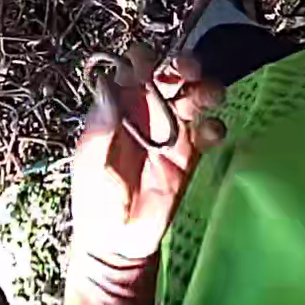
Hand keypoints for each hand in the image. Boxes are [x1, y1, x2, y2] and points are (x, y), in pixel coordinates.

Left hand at [67, 45, 218, 300]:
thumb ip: (101, 124)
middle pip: (169, 74)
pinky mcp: (191, 153)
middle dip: (181, 65)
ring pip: (193, 96)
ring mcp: (172, 129)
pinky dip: (214, 126)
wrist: (118, 245)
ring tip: (208, 95)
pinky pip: (208, 130)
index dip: (143, 60)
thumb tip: (107, 83)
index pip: (133, 67)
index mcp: (120, 103)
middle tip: (189, 69)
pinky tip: (212, 133)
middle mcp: (148, 109)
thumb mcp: (90, 160)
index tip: (148, 65)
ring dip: (203, 89)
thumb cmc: (96, 199)